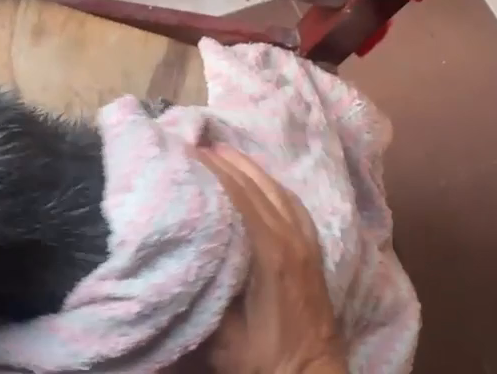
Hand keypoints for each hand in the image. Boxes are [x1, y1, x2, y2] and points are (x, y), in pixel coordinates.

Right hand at [198, 145, 345, 373]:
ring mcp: (307, 241)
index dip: (214, 170)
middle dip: (226, 161)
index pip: (239, 195)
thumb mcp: (224, 337)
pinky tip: (258, 179)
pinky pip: (292, 202)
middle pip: (257, 185)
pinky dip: (271, 183)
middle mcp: (292, 238)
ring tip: (221, 151)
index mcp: (270, 252)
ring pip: (276, 188)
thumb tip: (182, 252)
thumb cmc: (266, 359)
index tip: (188, 153)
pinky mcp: (314, 249)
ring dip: (248, 167)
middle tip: (196, 145)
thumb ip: (206, 292)